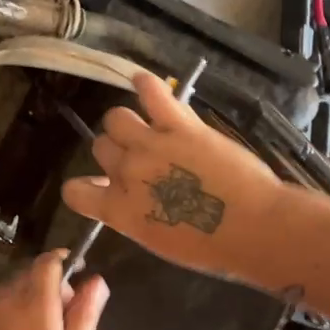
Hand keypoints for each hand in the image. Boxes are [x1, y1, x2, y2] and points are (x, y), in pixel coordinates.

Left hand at [0, 251, 108, 329]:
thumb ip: (84, 315)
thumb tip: (95, 280)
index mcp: (35, 305)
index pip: (47, 264)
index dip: (63, 265)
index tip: (75, 282)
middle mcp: (5, 301)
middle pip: (28, 276)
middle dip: (48, 288)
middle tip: (63, 324)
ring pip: (10, 292)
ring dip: (26, 301)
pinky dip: (8, 315)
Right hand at [62, 71, 283, 276]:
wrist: (255, 227)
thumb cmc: (211, 248)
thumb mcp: (157, 241)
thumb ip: (131, 216)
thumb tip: (121, 200)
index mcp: (118, 210)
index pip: (74, 191)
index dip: (82, 188)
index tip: (98, 187)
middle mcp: (127, 173)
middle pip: (99, 147)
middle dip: (113, 152)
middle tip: (136, 159)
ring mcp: (152, 146)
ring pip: (116, 119)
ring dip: (124, 123)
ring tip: (141, 127)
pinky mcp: (181, 126)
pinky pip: (154, 94)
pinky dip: (145, 84)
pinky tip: (142, 81)